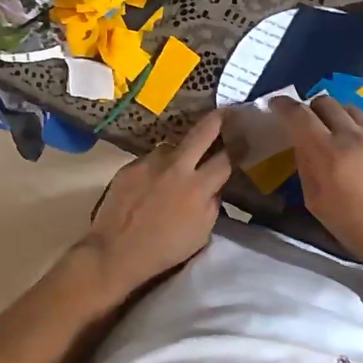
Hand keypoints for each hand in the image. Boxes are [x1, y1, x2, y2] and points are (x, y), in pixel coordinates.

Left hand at [81, 110, 232, 295]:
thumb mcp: (201, 232)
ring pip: (170, 147)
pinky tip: (151, 182)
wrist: (117, 250)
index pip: (226, 158)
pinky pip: (149, 160)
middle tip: (224, 112)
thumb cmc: (165, 249)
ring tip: (176, 167)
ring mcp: (149, 162)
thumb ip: (211, 203)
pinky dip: (155, 167)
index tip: (244, 136)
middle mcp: (175, 166)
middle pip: (201, 133)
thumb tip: (214, 185)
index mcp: (198, 186)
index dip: (238, 146)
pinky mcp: (129, 165)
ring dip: (177, 153)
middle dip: (216, 120)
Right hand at [275, 97, 362, 277]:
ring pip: (349, 108)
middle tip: (308, 123)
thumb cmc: (352, 225)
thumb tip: (302, 142)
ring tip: (336, 133)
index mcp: (326, 152)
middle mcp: (353, 135)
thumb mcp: (313, 198)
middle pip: (325, 102)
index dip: (283, 105)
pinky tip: (360, 144)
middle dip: (311, 109)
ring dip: (336, 115)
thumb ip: (305, 163)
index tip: (276, 105)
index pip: (298, 113)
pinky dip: (359, 126)